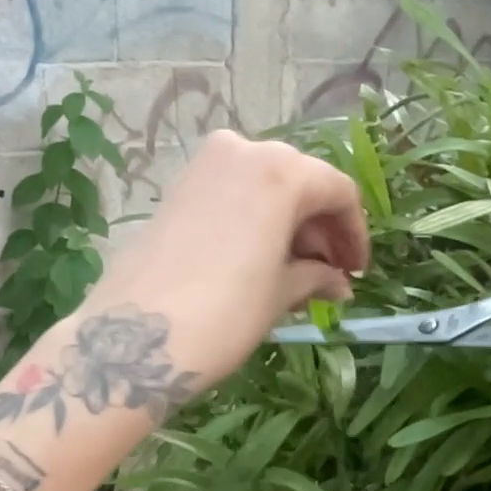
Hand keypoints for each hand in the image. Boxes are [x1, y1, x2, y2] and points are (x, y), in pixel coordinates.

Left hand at [81, 130, 369, 389]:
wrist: (133, 339)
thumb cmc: (222, 314)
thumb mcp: (278, 295)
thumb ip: (314, 277)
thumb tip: (336, 282)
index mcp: (280, 171)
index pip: (337, 192)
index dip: (354, 234)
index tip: (357, 272)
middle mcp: (242, 151)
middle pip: (299, 183)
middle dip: (318, 230)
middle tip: (328, 276)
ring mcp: (202, 166)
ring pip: (262, 187)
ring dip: (284, 226)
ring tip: (294, 277)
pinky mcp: (174, 189)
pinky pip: (230, 196)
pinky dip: (251, 221)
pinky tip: (256, 262)